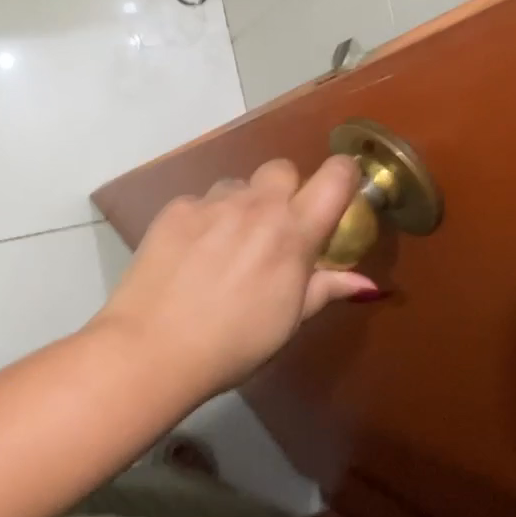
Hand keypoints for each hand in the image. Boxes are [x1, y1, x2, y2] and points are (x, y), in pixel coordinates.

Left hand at [95, 156, 377, 394]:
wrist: (151, 347)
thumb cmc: (232, 345)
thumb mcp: (287, 323)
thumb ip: (324, 290)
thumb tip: (364, 281)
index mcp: (292, 233)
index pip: (336, 177)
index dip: (344, 176)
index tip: (339, 194)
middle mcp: (255, 206)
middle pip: (283, 169)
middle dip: (286, 191)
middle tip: (275, 230)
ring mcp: (211, 203)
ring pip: (238, 185)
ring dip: (242, 206)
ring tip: (226, 247)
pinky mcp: (175, 209)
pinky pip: (201, 202)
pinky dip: (205, 220)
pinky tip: (191, 255)